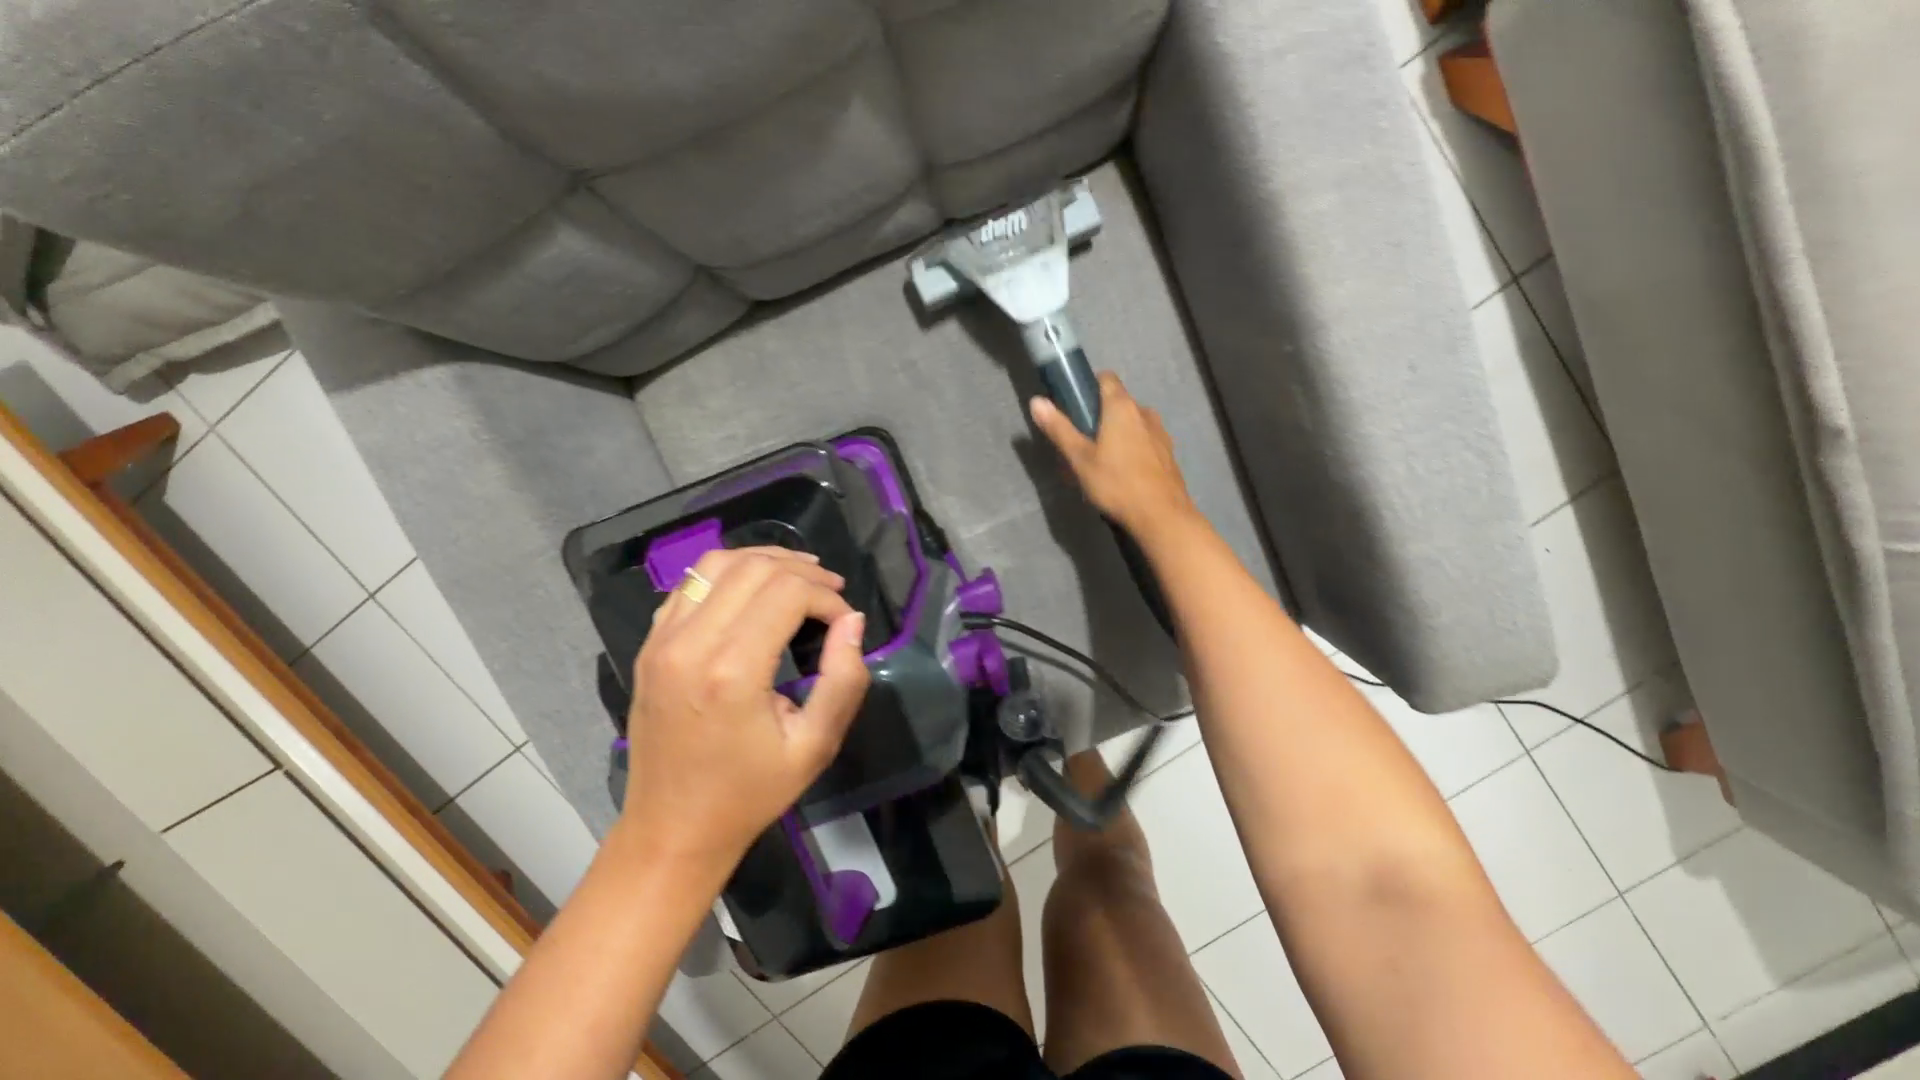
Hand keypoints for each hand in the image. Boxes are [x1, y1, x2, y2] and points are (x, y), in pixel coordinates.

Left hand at [618, 547, 869, 869]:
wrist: (673, 827)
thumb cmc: (749, 794)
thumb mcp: (815, 748)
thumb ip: (844, 681)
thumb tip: (853, 622)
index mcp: (732, 672)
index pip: (787, 592)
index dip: (827, 597)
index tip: (845, 621)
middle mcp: (690, 644)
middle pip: (753, 568)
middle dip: (802, 571)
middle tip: (832, 593)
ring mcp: (661, 641)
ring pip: (715, 564)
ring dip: (763, 560)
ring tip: (799, 576)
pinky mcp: (649, 645)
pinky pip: (688, 586)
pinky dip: (725, 574)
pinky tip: (751, 590)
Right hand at [1029, 372, 1199, 537]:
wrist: (1162, 516)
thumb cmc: (1116, 484)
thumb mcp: (1079, 459)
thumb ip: (1059, 429)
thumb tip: (1036, 401)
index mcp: (1121, 407)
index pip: (1106, 378)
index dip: (1088, 386)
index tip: (1075, 407)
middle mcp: (1144, 412)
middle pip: (1118, 402)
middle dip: (1100, 415)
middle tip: (1082, 442)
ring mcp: (1160, 432)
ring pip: (1133, 423)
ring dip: (1118, 433)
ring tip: (1102, 461)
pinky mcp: (1168, 453)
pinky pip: (1145, 440)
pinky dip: (1133, 448)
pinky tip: (1123, 474)